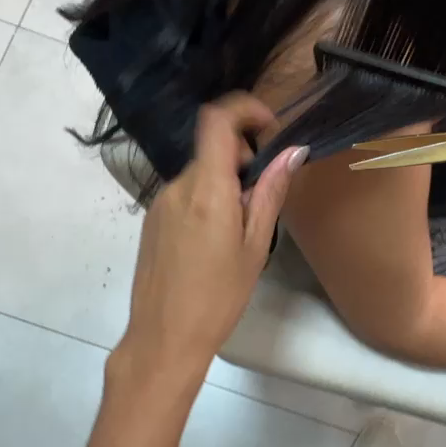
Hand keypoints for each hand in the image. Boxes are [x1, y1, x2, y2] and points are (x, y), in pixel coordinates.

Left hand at [117, 94, 307, 381]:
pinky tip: (214, 243)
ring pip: (200, 174)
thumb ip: (270, 193)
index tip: (269, 128)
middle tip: (261, 199)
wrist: (164, 337)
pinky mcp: (152, 220)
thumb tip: (292, 152)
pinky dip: (207, 201)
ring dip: (224, 185)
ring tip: (239, 231)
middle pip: (212, 149)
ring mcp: (160, 202)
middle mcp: (178, 186)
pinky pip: (185, 194)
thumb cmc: (218, 297)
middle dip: (242, 160)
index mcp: (207, 190)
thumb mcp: (255, 247)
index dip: (245, 109)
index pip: (217, 120)